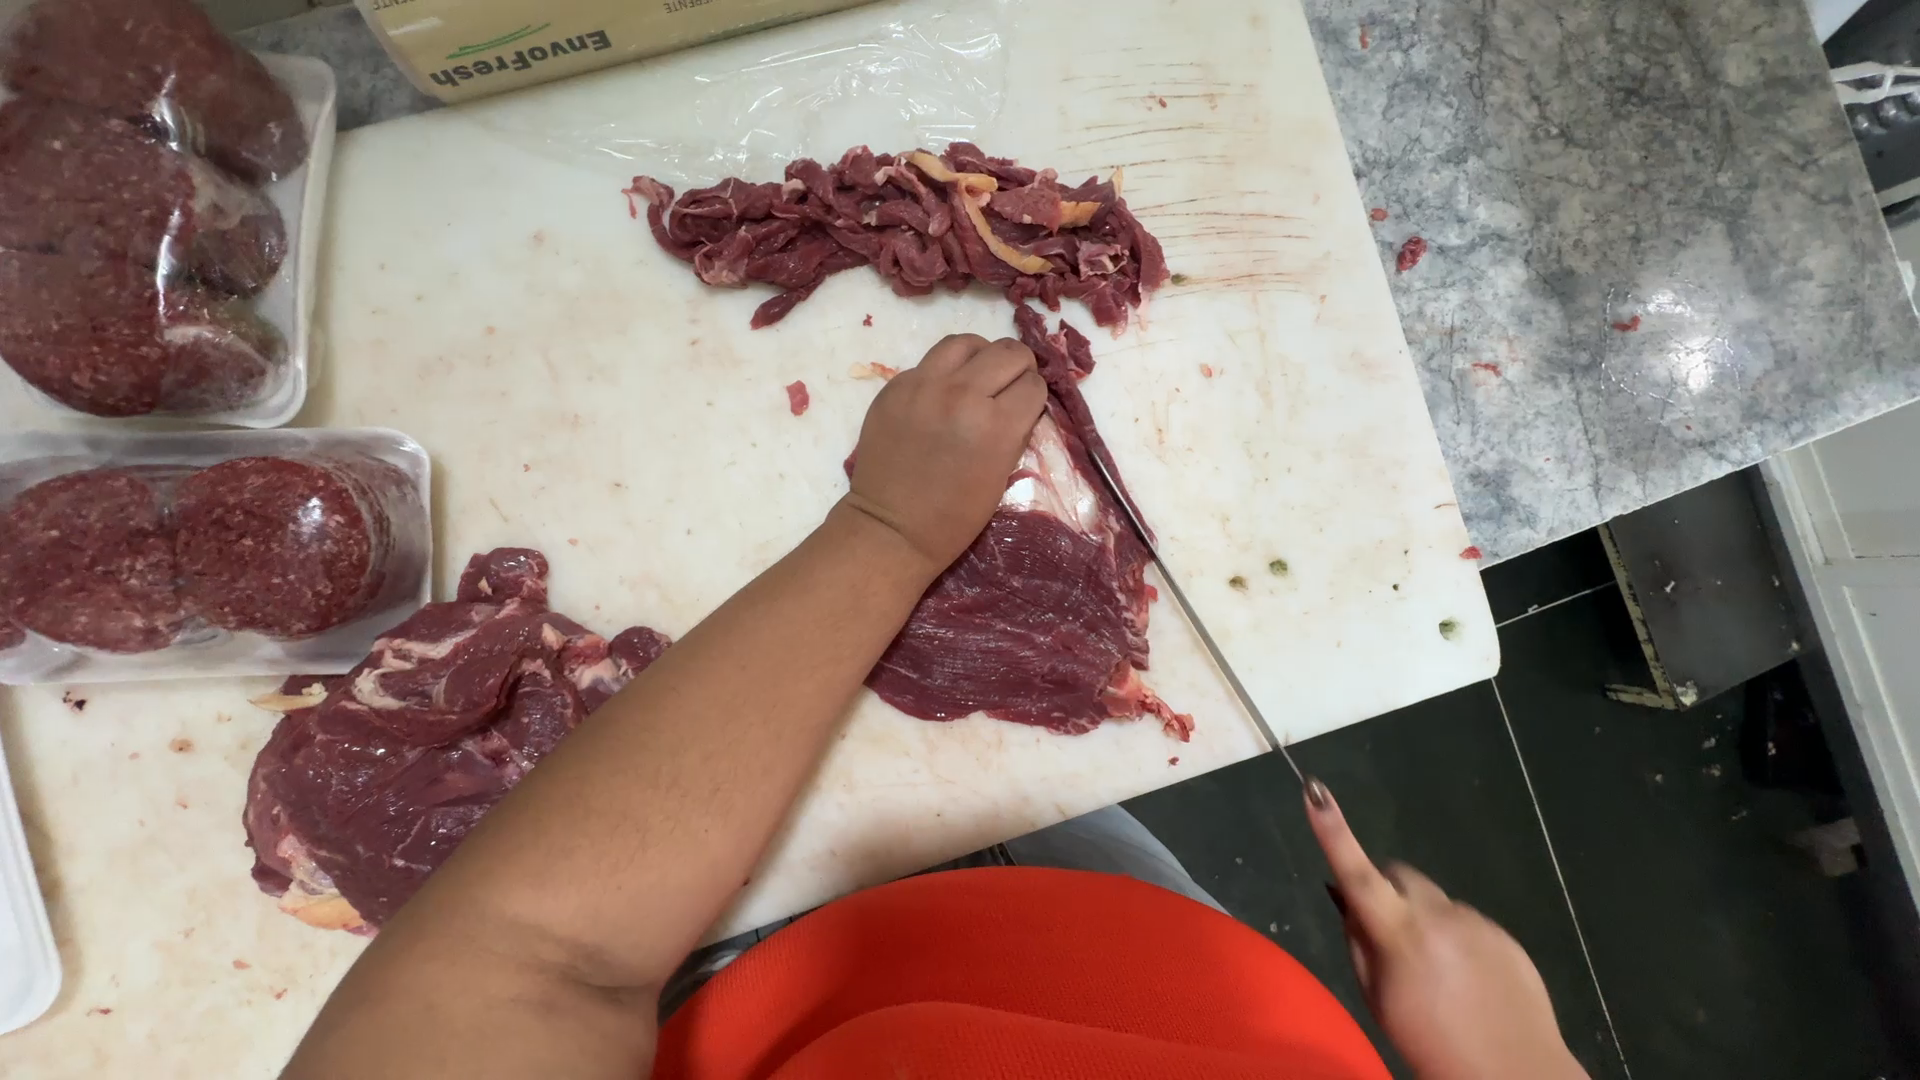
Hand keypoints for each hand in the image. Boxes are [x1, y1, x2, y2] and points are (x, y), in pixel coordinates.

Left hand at [845, 334, 1046, 571]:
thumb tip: (1021, 401)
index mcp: (996, 425)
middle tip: (1008, 386)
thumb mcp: (1002, 474)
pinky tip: (940, 397)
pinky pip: (929, 363)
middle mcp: (961, 394)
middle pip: (1007, 352)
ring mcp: (923, 386)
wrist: (893, 528)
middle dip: (1017, 368)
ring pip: (965, 343)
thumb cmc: (955, 516)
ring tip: (976, 377)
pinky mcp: (894, 387)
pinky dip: (943, 374)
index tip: (1025, 407)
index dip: (1033, 395)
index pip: (1033, 384)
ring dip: (979, 357)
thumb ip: (1015, 429)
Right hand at [1303, 778, 1589, 1079]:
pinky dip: (1454, 936)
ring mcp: (1476, 922)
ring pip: (1432, 899)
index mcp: (1398, 933)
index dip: (1332, 829)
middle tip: (1387, 933)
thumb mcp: (1376, 997)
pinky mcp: (1505, 934)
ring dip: (1422, 917)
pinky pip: (1465, 919)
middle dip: (1386, 891)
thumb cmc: (1429, 1043)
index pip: (1355, 871)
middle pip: (1397, 874)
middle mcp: (1438, 916)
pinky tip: (1466, 977)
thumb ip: (1357, 939)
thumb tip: (1346, 897)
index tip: (1315, 789)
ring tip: (1436, 969)